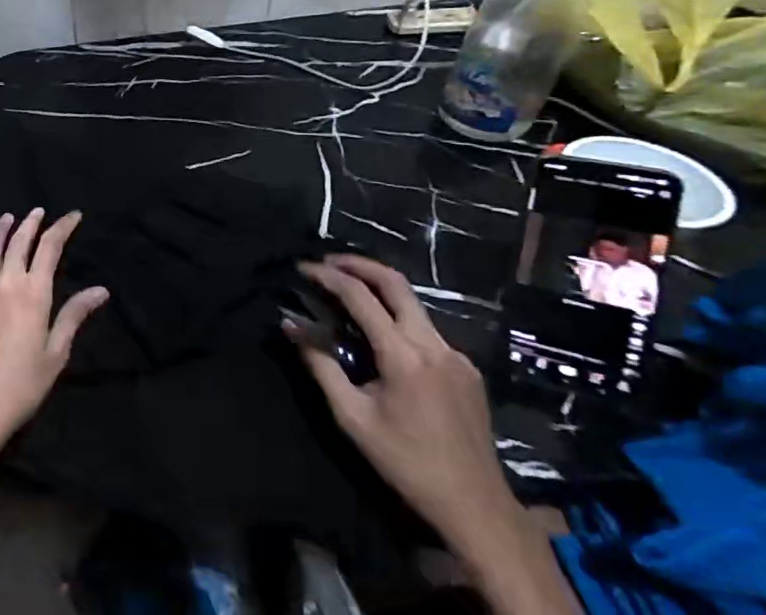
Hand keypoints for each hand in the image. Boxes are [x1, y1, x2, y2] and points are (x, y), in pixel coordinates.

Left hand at [0, 209, 110, 462]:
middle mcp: (4, 283)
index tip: (73, 216)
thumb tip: (101, 290)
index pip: (50, 248)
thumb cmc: (19, 387)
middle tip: (40, 211)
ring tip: (9, 218)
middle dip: (32, 223)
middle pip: (19, 241)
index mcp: (33, 293)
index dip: (62, 228)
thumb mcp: (55, 354)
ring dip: (2, 229)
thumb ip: (74, 316)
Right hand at [288, 254, 512, 542]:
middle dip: (359, 264)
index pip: (360, 297)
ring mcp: (455, 353)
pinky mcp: (467, 367)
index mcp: (403, 356)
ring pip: (413, 305)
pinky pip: (427, 331)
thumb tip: (291, 326)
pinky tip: (384, 339)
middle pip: (395, 282)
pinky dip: (400, 320)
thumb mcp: (352, 418)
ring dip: (380, 290)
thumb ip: (321, 366)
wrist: (473, 503)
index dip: (329, 277)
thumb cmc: (404, 463)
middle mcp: (433, 344)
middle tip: (329, 262)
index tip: (304, 268)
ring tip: (349, 293)